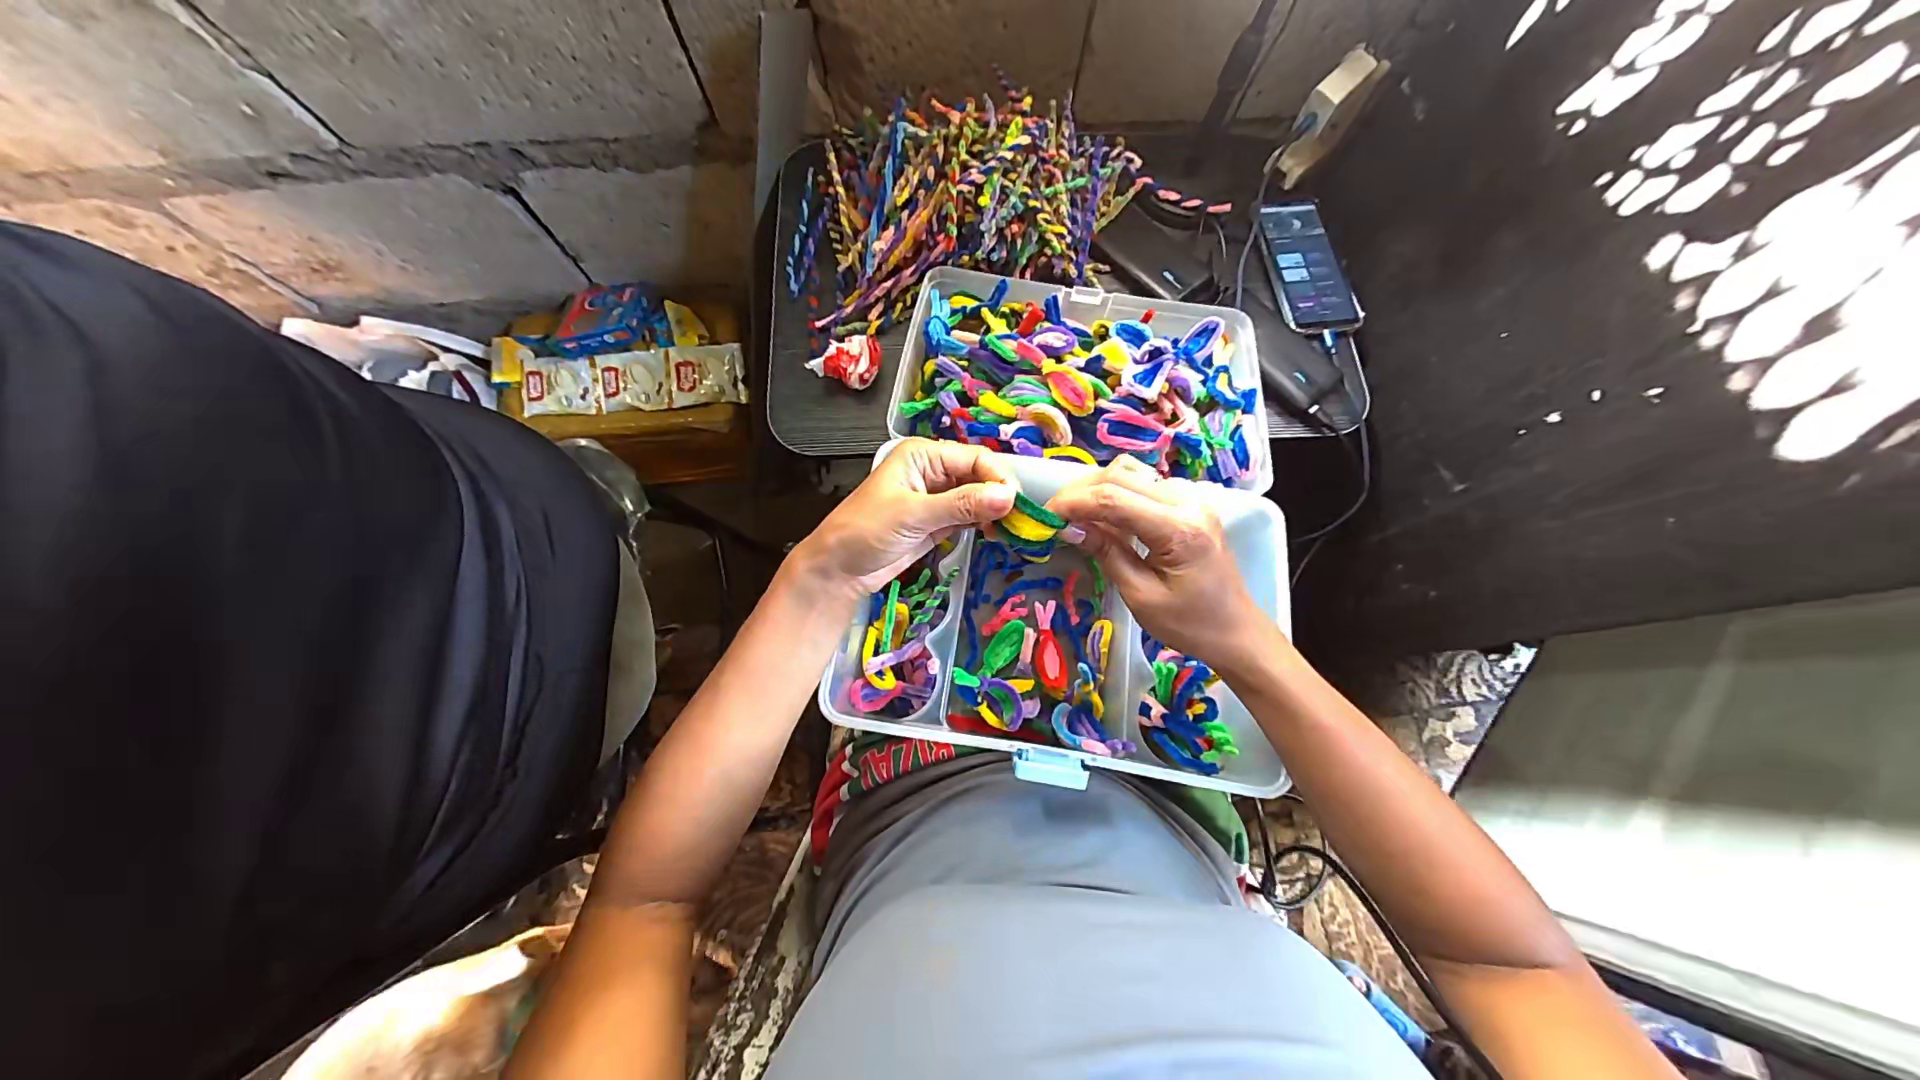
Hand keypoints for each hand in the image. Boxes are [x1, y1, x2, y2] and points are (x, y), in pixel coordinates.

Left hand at [791, 438, 1017, 598]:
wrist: (839, 570)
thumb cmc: (864, 532)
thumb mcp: (913, 515)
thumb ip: (961, 505)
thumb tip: (1007, 497)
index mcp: (923, 455)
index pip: (974, 458)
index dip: (998, 478)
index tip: (1017, 503)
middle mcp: (933, 470)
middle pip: (980, 475)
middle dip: (1000, 495)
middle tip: (1018, 520)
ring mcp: (938, 496)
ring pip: (979, 497)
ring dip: (995, 511)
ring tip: (1009, 529)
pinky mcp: (940, 520)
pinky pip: (972, 516)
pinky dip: (986, 524)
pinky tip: (996, 534)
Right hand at [1045, 456, 1267, 668]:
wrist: (1236, 631)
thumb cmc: (1191, 624)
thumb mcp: (1140, 596)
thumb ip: (1107, 553)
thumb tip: (1070, 528)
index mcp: (1179, 528)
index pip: (1114, 498)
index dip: (1074, 503)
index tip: (1045, 516)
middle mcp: (1188, 502)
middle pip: (1121, 475)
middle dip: (1080, 492)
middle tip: (1054, 515)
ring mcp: (1191, 498)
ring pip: (1132, 474)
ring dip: (1097, 489)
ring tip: (1075, 516)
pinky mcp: (1189, 504)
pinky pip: (1144, 486)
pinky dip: (1116, 494)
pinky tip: (1103, 518)